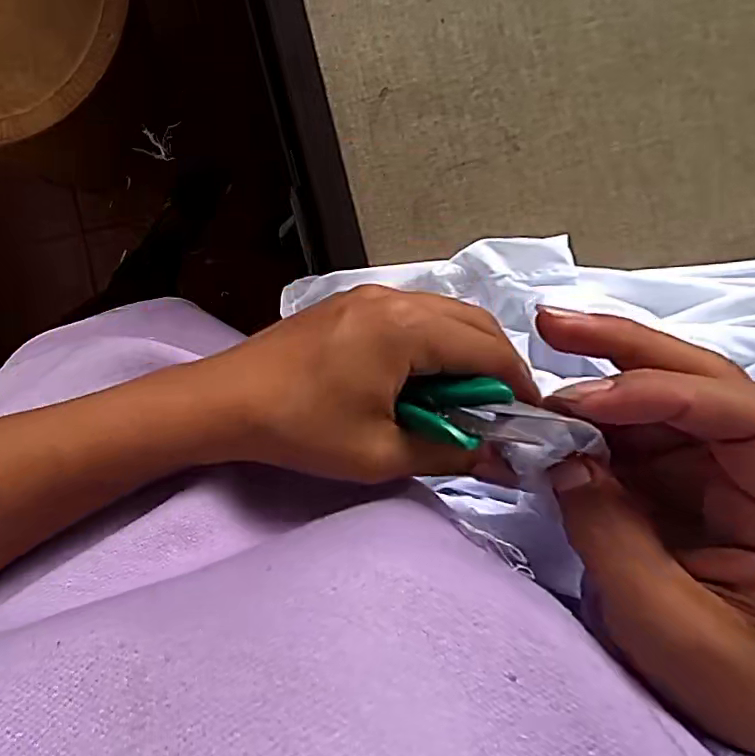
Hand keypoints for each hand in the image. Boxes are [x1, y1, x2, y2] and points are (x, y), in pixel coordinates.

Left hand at [191, 285, 539, 483]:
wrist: (224, 400)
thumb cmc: (300, 428)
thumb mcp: (380, 453)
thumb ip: (449, 453)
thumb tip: (499, 461)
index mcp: (405, 328)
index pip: (487, 349)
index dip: (517, 385)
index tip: (530, 419)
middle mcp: (393, 298)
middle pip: (471, 323)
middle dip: (496, 365)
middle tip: (498, 412)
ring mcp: (367, 295)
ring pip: (442, 314)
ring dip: (464, 351)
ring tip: (461, 400)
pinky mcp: (349, 303)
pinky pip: (411, 314)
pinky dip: (432, 342)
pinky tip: (420, 379)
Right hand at [535, 307, 754, 755]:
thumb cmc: (742, 697)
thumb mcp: (673, 630)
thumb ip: (612, 535)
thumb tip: (565, 456)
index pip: (752, 418)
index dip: (666, 393)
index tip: (585, 401)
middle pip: (710, 384)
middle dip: (630, 347)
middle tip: (554, 323)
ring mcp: (727, 474)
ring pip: (668, 395)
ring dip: (603, 372)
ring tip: (544, 351)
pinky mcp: (685, 481)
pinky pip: (637, 431)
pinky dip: (592, 415)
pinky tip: (556, 409)